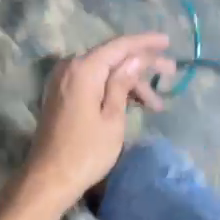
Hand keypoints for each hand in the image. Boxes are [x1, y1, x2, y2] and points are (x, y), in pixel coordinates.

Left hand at [22, 34, 175, 207]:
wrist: (48, 178)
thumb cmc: (85, 152)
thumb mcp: (112, 119)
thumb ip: (122, 83)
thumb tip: (135, 58)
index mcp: (84, 68)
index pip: (120, 45)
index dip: (145, 42)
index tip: (167, 41)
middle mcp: (71, 65)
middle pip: (113, 56)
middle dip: (142, 64)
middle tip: (171, 72)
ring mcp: (64, 78)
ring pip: (104, 70)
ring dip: (130, 82)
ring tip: (155, 104)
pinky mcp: (62, 92)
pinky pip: (92, 79)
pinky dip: (112, 87)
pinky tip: (132, 101)